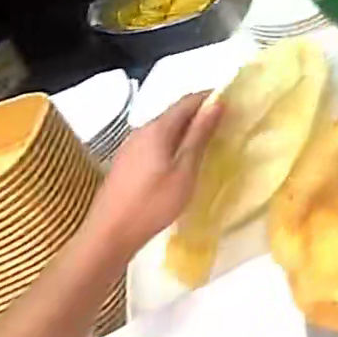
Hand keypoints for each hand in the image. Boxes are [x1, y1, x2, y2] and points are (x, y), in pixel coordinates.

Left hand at [79, 91, 223, 262]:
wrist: (106, 239)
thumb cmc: (152, 204)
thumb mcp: (185, 169)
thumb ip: (200, 135)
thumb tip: (217, 103)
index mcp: (157, 129)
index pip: (188, 101)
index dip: (211, 97)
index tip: (232, 104)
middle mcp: (141, 131)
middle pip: (175, 113)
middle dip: (200, 114)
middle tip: (224, 124)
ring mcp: (129, 147)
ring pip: (164, 128)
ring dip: (186, 129)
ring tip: (207, 142)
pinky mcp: (124, 163)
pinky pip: (154, 142)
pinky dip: (172, 142)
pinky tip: (180, 160)